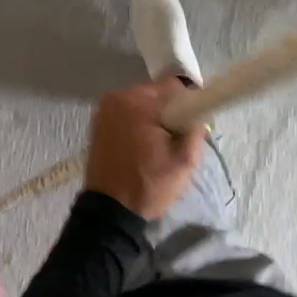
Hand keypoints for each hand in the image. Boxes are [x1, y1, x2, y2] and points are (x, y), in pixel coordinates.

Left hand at [83, 78, 205, 218]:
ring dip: (152, 115)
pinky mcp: (98, 121)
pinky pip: (126, 111)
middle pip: (155, 92)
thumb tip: (198, 112)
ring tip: (157, 144)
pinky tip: (140, 144)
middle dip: (169, 110)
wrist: (110, 209)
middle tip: (176, 137)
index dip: (188, 102)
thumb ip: (195, 129)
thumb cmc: (149, 185)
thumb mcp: (184, 161)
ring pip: (140, 101)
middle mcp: (118, 98)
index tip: (192, 122)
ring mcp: (104, 109)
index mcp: (138, 103)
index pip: (173, 86)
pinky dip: (136, 121)